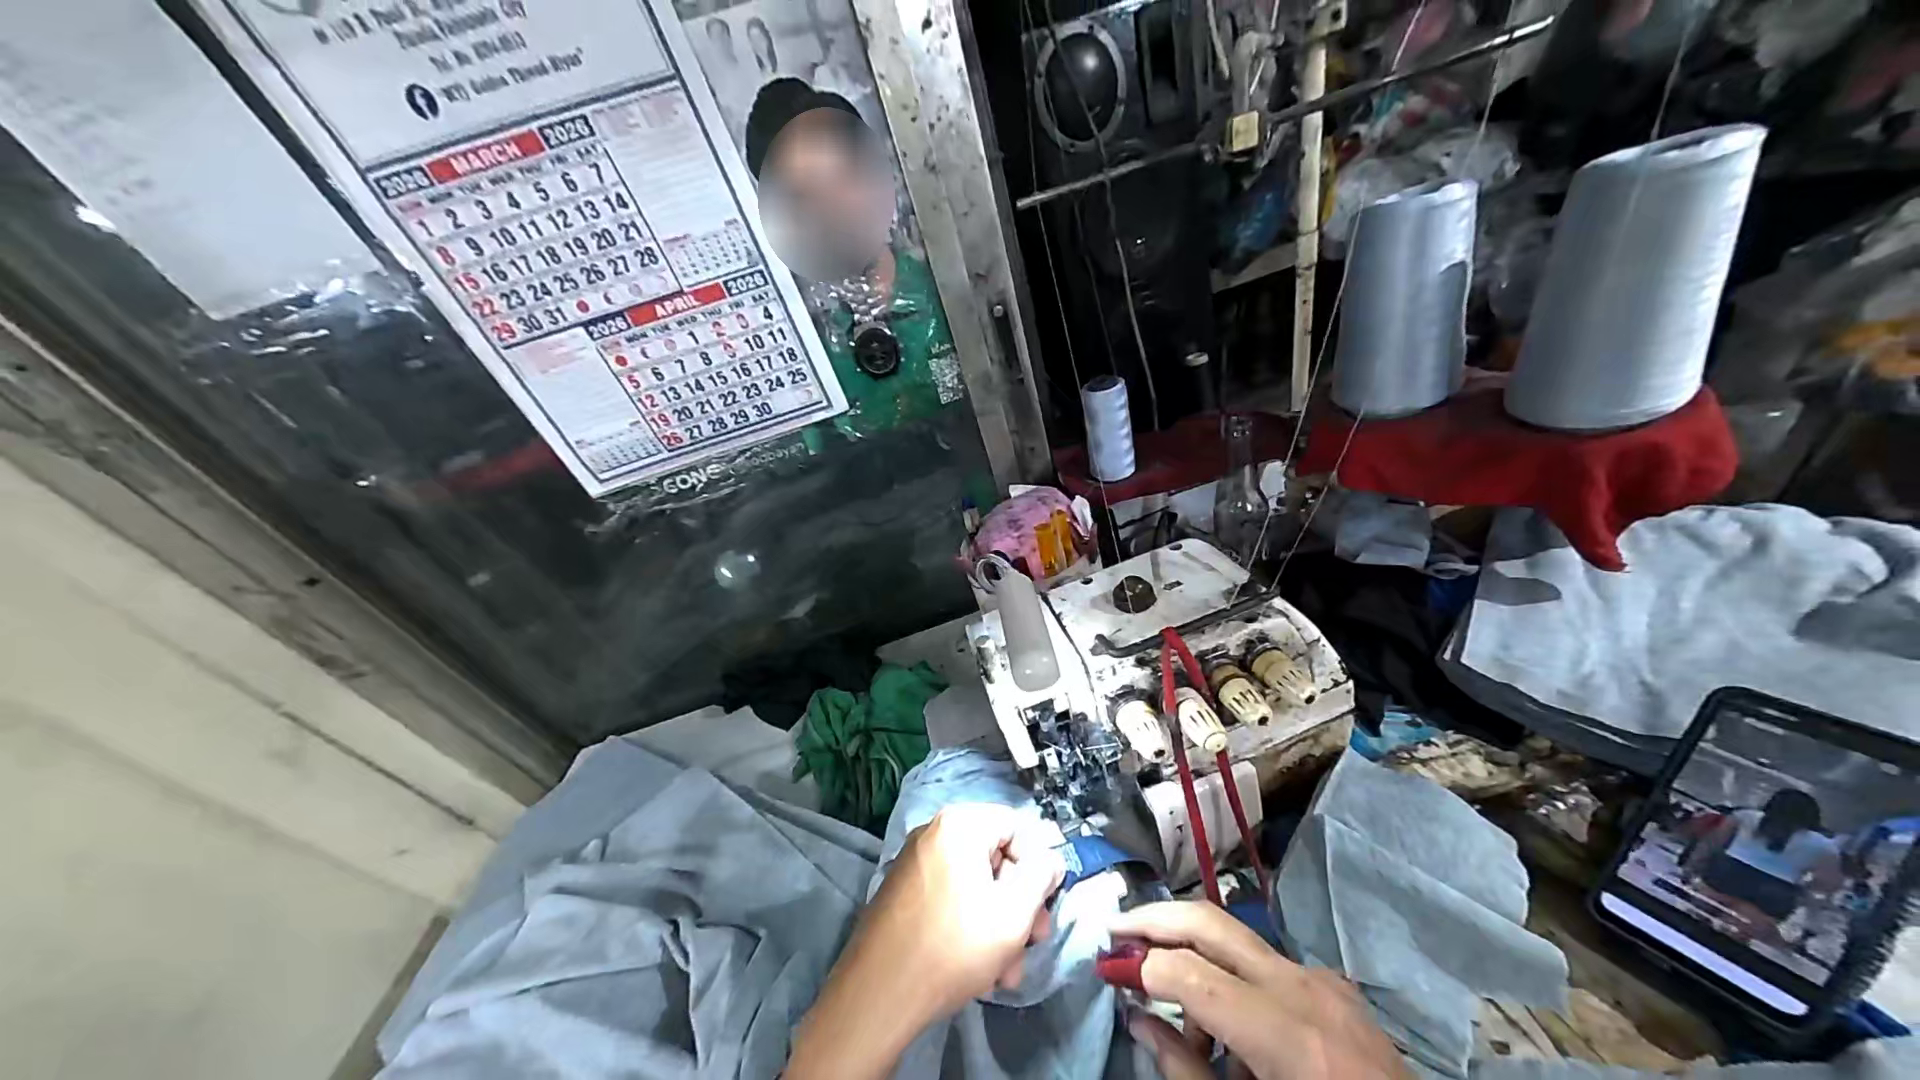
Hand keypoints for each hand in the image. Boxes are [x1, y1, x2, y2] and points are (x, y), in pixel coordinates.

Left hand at [786, 804, 1064, 1079]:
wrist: (877, 994)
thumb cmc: (953, 946)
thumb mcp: (1014, 913)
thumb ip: (1041, 878)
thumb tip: (1050, 859)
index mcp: (959, 824)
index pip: (1017, 827)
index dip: (1039, 864)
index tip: (1046, 902)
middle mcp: (933, 833)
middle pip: (996, 856)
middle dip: (1020, 902)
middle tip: (1032, 940)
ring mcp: (915, 862)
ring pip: (975, 883)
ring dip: (998, 923)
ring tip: (1006, 969)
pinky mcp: (904, 891)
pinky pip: (951, 896)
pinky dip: (970, 924)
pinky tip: (980, 966)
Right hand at [1113, 901, 1410, 1079]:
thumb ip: (1187, 1073)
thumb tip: (1138, 1020)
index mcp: (1291, 1038)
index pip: (1192, 975)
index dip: (1141, 968)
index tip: (1106, 971)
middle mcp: (1307, 991)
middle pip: (1211, 923)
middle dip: (1154, 919)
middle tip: (1113, 929)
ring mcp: (1326, 983)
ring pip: (1235, 939)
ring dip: (1192, 954)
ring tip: (1176, 1012)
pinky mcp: (1336, 987)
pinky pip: (1267, 965)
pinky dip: (1232, 979)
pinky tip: (1231, 1030)